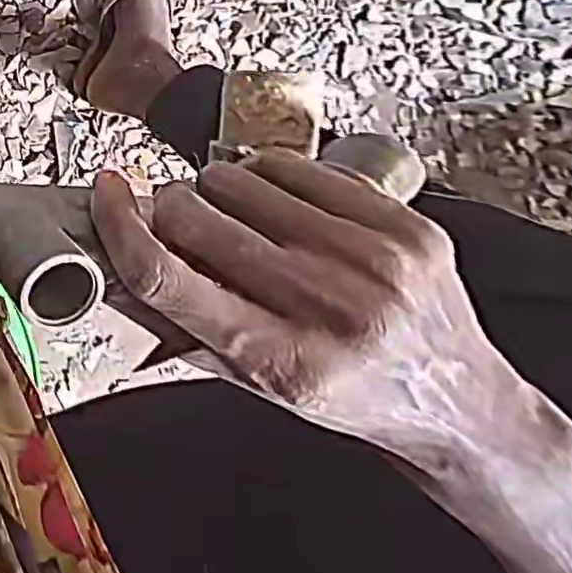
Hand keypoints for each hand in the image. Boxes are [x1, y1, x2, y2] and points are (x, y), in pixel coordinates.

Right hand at [90, 152, 535, 464]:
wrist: (467, 407)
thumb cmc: (345, 393)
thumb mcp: (249, 379)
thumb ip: (175, 320)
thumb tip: (111, 258)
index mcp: (278, 357)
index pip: (162, 274)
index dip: (117, 224)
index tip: (104, 191)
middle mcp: (326, 306)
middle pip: (189, 217)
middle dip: (167, 210)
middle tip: (179, 222)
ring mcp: (371, 260)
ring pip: (230, 179)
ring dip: (214, 192)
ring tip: (237, 219)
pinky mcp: (402, 225)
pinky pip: (286, 164)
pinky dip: (264, 177)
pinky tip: (276, 205)